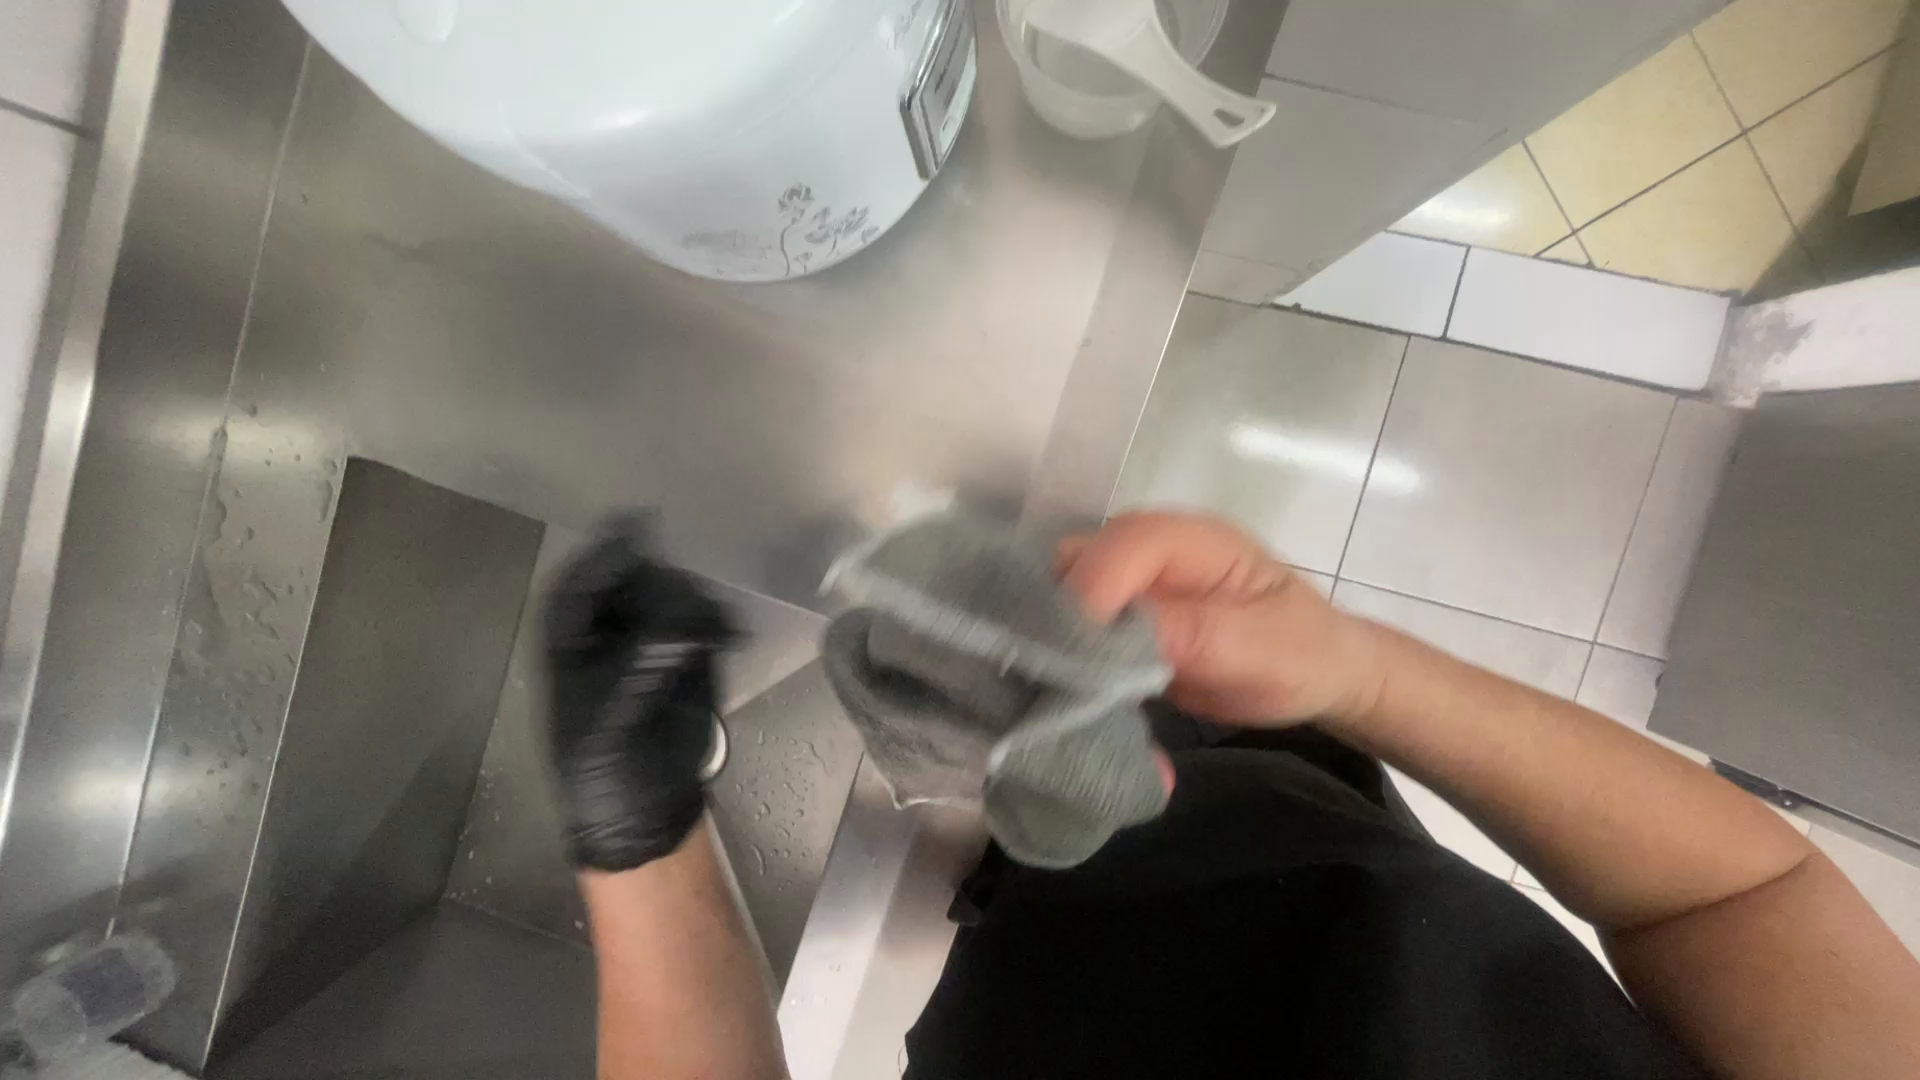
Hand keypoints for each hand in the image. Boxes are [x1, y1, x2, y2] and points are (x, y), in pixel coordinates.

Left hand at [544, 516, 736, 872]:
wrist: (644, 806)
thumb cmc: (604, 766)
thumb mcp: (609, 718)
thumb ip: (641, 668)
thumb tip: (682, 631)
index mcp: (569, 642)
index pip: (581, 583)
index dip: (606, 553)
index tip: (639, 524)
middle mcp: (608, 631)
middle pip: (633, 580)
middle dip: (663, 587)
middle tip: (689, 613)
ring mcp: (649, 640)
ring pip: (673, 594)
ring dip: (695, 606)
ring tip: (713, 636)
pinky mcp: (686, 652)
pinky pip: (703, 619)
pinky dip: (718, 623)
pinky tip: (729, 638)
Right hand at [1057, 511, 1384, 725]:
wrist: (1319, 676)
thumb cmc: (1299, 653)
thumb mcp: (1254, 647)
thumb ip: (1184, 632)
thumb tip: (1105, 633)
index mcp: (1192, 540)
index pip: (1125, 543)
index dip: (1094, 588)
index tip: (1078, 650)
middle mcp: (1151, 552)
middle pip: (1079, 560)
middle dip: (1063, 614)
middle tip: (1062, 674)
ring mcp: (1133, 584)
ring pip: (1066, 592)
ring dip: (1059, 638)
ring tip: (1066, 688)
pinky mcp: (1121, 617)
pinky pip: (1077, 626)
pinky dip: (1070, 658)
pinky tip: (1080, 694)